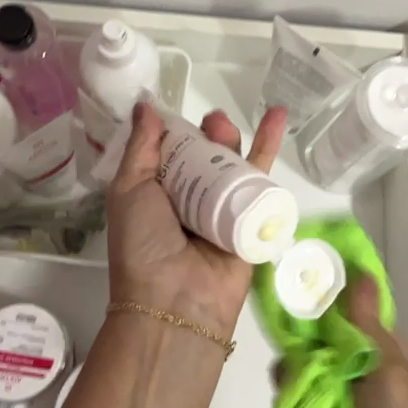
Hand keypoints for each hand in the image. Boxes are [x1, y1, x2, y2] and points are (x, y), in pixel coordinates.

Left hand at [105, 102, 287, 338]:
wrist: (174, 300)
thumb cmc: (142, 243)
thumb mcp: (128, 189)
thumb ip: (140, 147)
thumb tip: (146, 106)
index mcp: (158, 193)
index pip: (172, 152)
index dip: (178, 131)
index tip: (179, 114)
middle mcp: (191, 200)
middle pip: (207, 154)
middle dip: (210, 133)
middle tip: (213, 123)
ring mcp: (224, 208)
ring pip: (234, 162)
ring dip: (234, 138)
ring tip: (227, 125)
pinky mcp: (253, 217)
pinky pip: (263, 178)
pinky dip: (270, 146)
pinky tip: (278, 118)